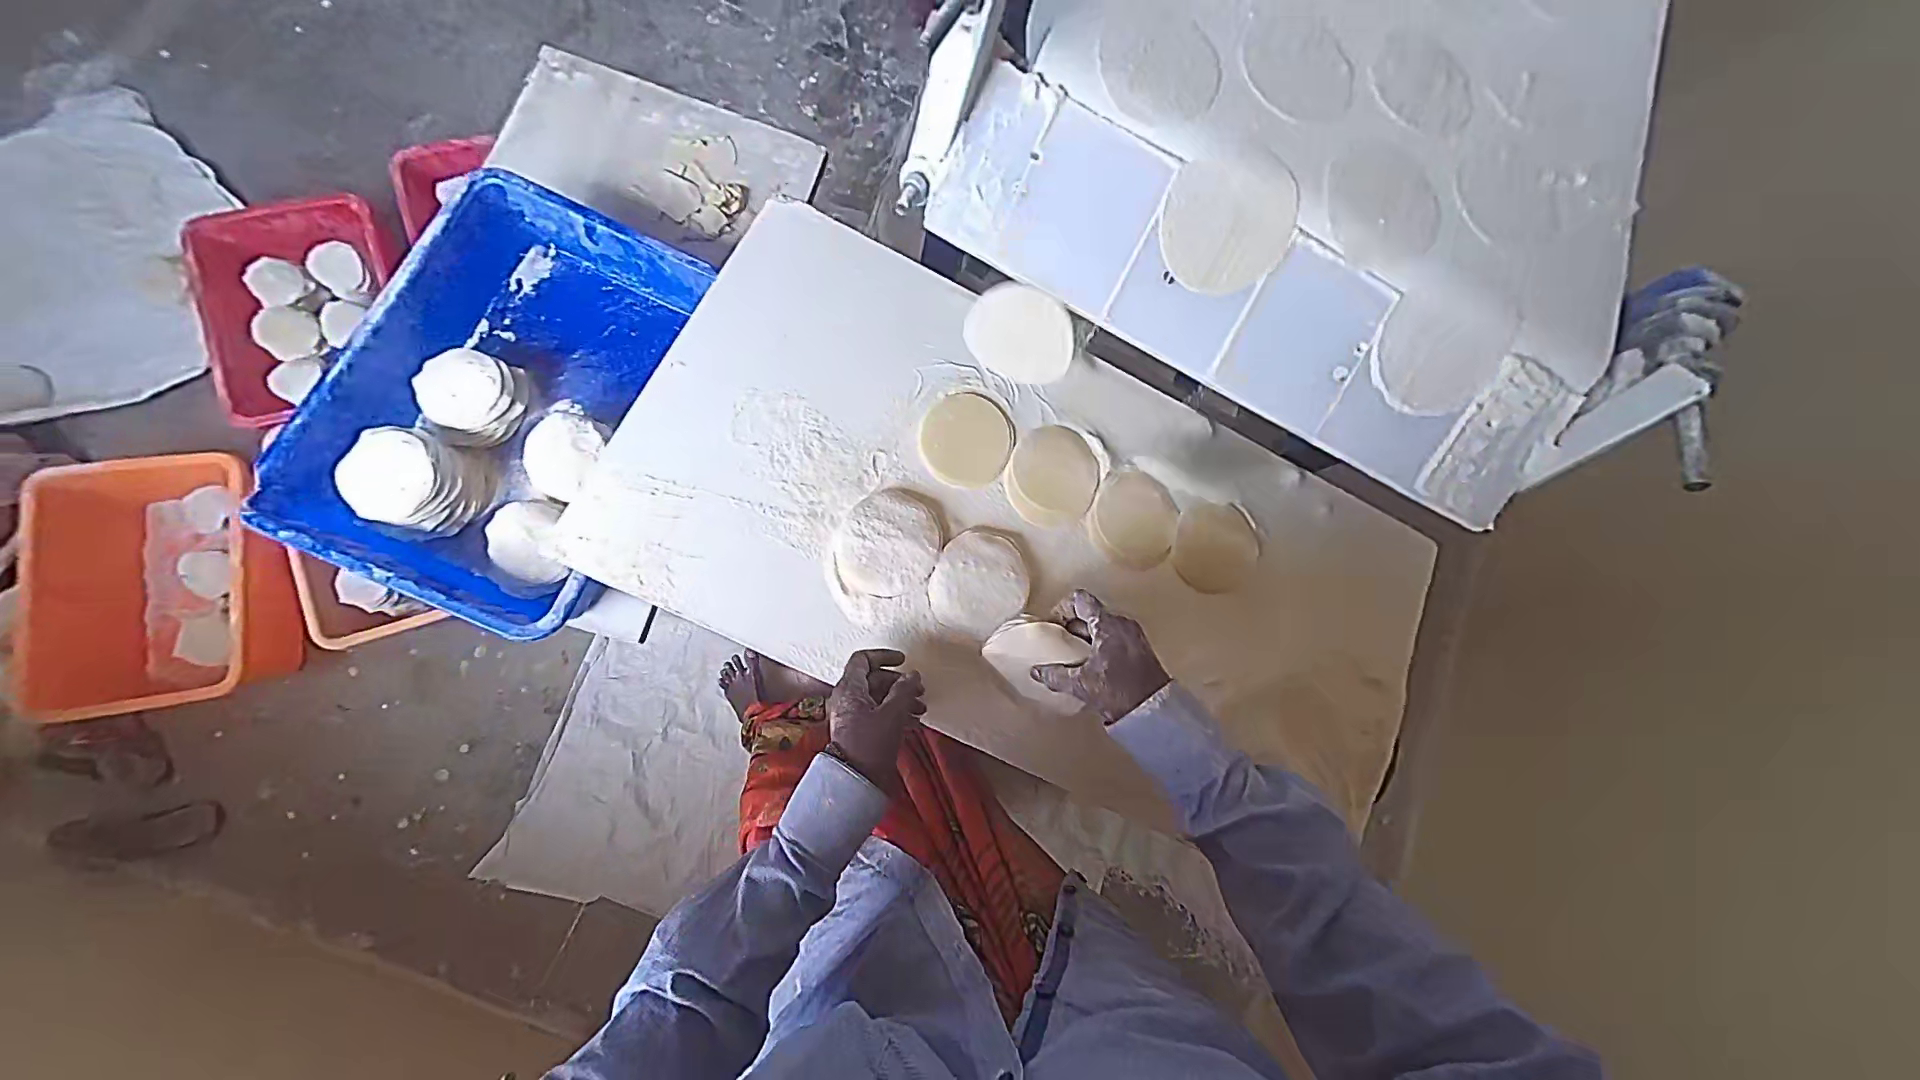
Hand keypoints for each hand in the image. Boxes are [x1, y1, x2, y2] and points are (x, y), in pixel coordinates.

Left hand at [826, 649, 925, 790]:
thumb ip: (904, 690)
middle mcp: (848, 700)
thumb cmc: (870, 746)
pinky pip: (879, 714)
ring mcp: (853, 716)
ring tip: (920, 709)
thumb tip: (912, 675)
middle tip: (919, 690)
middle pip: (875, 680)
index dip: (884, 656)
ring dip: (901, 699)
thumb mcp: (892, 713)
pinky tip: (913, 722)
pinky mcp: (860, 732)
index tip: (903, 660)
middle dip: (899, 683)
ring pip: (879, 698)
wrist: (856, 782)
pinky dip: (896, 713)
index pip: (863, 660)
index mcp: (849, 689)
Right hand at [1032, 590, 1169, 723]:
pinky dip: (1100, 645)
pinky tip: (1092, 666)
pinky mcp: (1140, 647)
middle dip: (1072, 628)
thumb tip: (1036, 672)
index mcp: (1107, 624)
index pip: (1079, 599)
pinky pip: (1114, 637)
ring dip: (1086, 638)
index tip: (1055, 629)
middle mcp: (1122, 623)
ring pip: (1101, 626)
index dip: (1062, 610)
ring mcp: (1133, 634)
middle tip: (1060, 646)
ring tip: (1075, 659)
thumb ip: (1055, 675)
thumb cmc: (1118, 690)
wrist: (1154, 711)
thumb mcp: (1081, 683)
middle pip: (1089, 613)